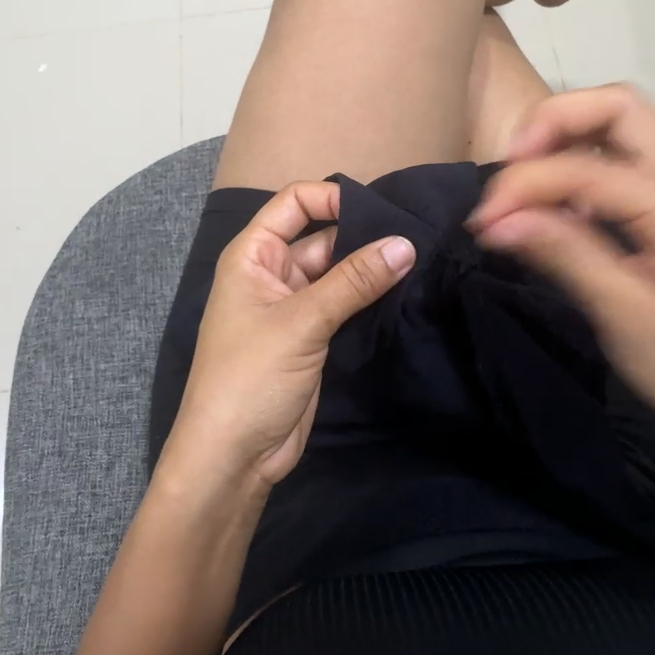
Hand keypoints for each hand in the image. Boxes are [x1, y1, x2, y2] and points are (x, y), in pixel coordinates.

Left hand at [167, 181, 416, 489]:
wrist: (233, 457)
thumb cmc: (250, 377)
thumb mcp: (302, 323)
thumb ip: (354, 282)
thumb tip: (405, 244)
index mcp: (253, 256)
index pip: (294, 203)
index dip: (332, 197)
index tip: (380, 210)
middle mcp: (272, 274)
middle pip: (322, 237)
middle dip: (363, 234)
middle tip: (417, 235)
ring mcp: (294, 308)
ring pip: (338, 273)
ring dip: (371, 268)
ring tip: (422, 258)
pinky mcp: (313, 339)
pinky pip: (345, 305)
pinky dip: (370, 299)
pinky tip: (407, 292)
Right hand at [468, 85, 654, 446]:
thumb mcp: (627, 318)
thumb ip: (565, 255)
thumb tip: (496, 219)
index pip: (589, 168)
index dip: (526, 183)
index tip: (483, 221)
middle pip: (617, 106)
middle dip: (551, 123)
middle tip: (508, 170)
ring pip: (620, 120)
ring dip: (564, 136)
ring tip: (523, 184)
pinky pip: (624, 153)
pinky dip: (580, 159)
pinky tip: (556, 202)